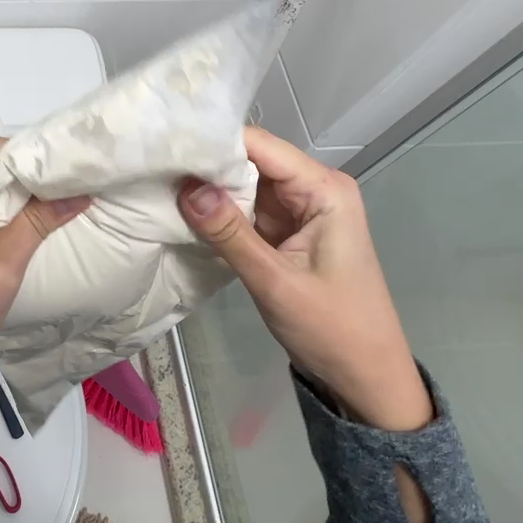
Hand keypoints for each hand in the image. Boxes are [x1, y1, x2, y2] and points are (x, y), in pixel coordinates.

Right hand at [177, 128, 431, 431]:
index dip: (214, 141)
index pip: (260, 145)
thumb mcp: (275, 282)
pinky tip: (184, 206)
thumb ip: (229, 232)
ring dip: (209, 185)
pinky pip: (248, 204)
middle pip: (250, 157)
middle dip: (206, 162)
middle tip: (154, 164)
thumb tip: (185, 186)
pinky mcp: (288, 227)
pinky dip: (220, 208)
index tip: (166, 145)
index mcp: (324, 189)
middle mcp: (315, 187)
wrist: (367, 381)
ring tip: (160, 181)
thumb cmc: (333, 330)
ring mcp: (301, 207)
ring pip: (245, 180)